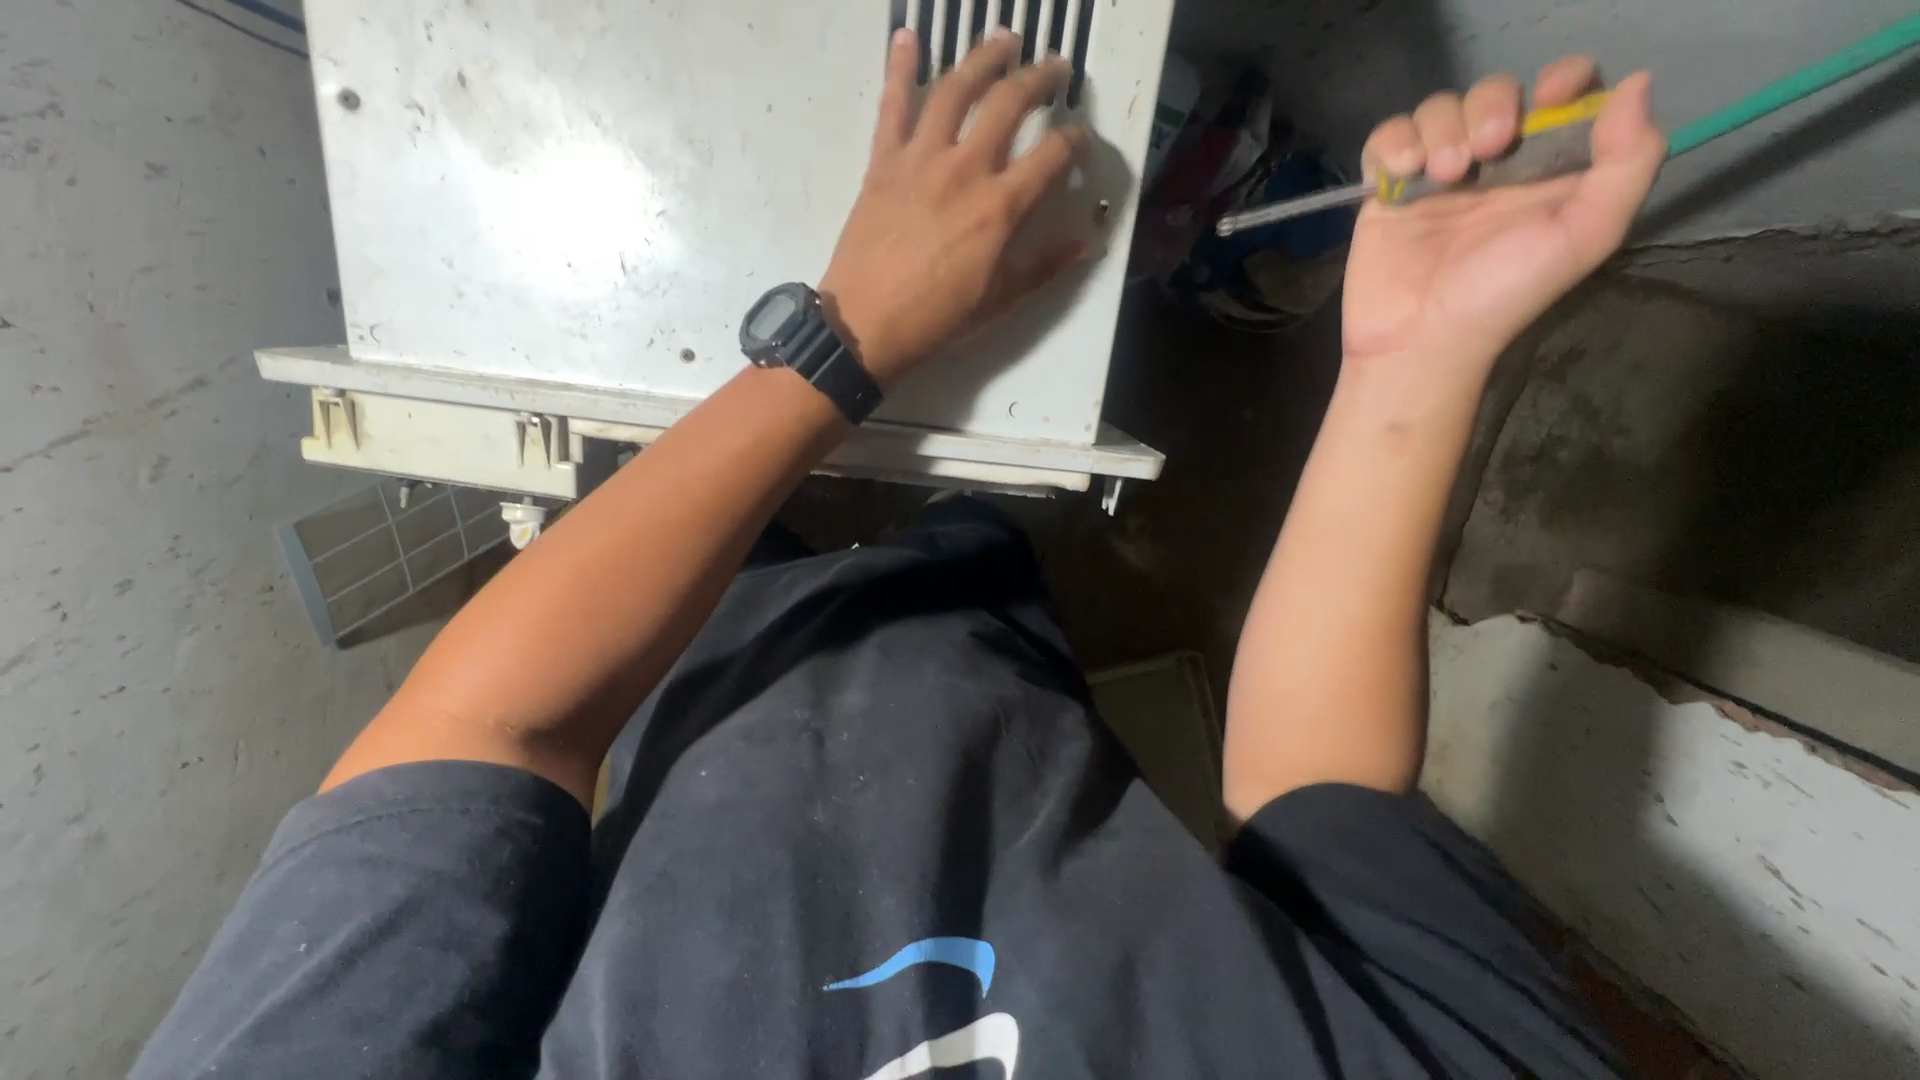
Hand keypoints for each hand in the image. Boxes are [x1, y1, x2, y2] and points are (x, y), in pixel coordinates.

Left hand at [819, 28, 1088, 387]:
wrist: (864, 325)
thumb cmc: (936, 319)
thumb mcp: (999, 301)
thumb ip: (1044, 266)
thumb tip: (1087, 243)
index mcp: (1000, 207)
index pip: (1053, 156)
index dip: (1076, 141)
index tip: (1082, 139)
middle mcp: (965, 169)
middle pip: (1010, 104)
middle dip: (1040, 78)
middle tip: (1054, 67)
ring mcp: (920, 159)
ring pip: (956, 89)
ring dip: (983, 57)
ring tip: (1003, 39)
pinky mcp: (883, 161)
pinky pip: (893, 105)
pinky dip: (900, 68)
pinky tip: (906, 37)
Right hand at [1342, 57, 1665, 372]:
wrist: (1420, 338)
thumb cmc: (1503, 293)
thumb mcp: (1587, 233)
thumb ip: (1628, 161)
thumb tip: (1636, 84)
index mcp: (1547, 168)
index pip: (1563, 93)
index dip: (1560, 80)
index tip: (1546, 100)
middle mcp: (1492, 166)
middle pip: (1494, 91)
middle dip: (1490, 107)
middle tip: (1486, 153)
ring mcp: (1435, 178)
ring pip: (1438, 109)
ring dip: (1441, 128)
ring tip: (1443, 174)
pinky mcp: (1387, 193)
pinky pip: (1386, 138)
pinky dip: (1392, 144)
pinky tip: (1401, 175)